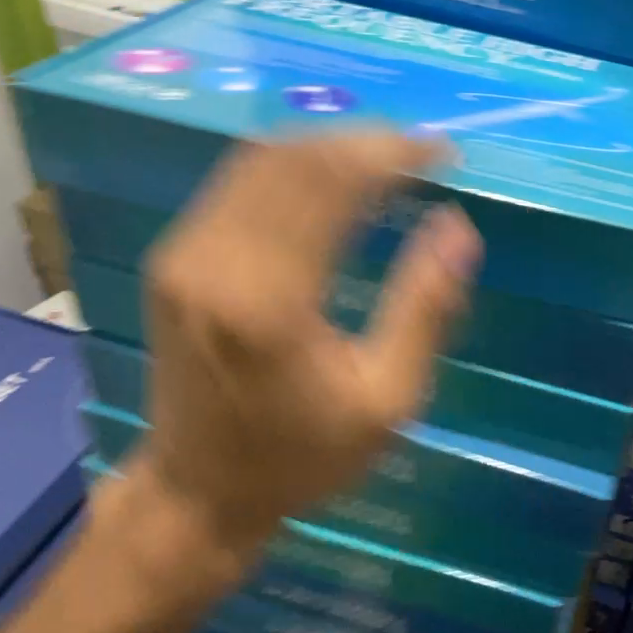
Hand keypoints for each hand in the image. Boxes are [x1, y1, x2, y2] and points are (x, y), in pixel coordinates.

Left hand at [131, 130, 480, 566]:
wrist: (198, 492)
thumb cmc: (303, 457)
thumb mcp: (387, 400)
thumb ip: (425, 309)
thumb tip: (458, 227)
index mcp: (269, 300)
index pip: (330, 183)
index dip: (391, 153)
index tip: (442, 151)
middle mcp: (215, 261)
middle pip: (294, 158)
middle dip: (364, 141)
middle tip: (420, 150)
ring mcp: (185, 254)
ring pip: (260, 159)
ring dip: (328, 146)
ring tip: (386, 157)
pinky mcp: (174, 256)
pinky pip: (237, 182)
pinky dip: (293, 166)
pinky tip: (332, 179)